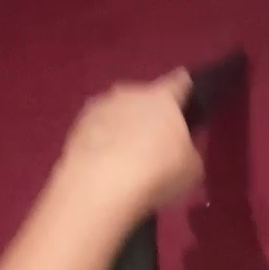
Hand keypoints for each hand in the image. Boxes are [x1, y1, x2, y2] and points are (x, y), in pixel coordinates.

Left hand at [53, 70, 202, 218]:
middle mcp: (129, 92)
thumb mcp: (192, 168)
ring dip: (124, 129)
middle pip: (145, 98)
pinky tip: (107, 168)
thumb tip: (181, 149)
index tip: (189, 99)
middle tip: (157, 143)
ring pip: (118, 114)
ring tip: (129, 160)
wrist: (101, 187)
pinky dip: (103, 145)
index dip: (186, 90)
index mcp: (163, 97)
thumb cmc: (158, 173)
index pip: (180, 82)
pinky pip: (97, 132)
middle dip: (151, 115)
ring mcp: (98, 108)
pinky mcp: (76, 128)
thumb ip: (188, 150)